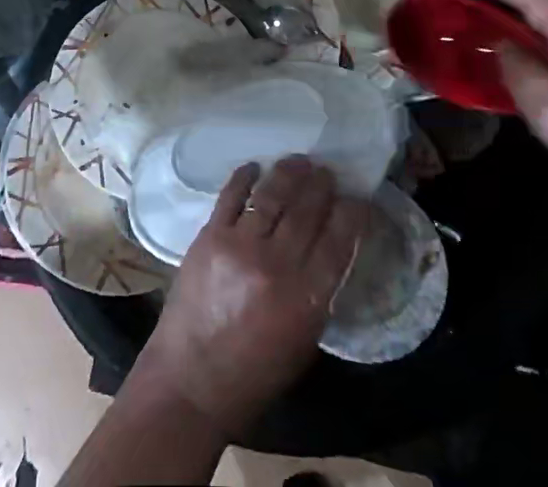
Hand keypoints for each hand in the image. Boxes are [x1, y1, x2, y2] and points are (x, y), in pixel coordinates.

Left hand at [127, 156, 369, 436]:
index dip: (354, 211)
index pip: (341, 238)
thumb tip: (333, 247)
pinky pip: (230, 197)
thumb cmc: (255, 373)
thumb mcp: (306, 340)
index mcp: (306, 297)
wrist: (188, 386)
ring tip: (300, 162)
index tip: (358, 199)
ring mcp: (239, 247)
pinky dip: (245, 177)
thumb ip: (322, 291)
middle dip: (323, 185)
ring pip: (272, 195)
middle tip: (328, 173)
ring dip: (290, 173)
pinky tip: (256, 167)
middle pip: (308, 209)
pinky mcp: (208, 239)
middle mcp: (276, 265)